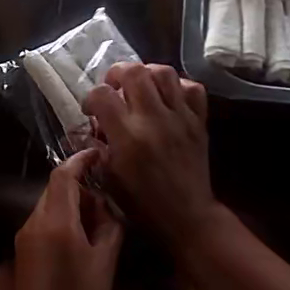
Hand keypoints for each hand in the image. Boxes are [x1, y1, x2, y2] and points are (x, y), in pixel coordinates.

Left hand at [0, 148, 123, 289]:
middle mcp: (34, 222)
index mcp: (56, 220)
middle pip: (54, 188)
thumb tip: (108, 210)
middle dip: (79, 186)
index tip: (100, 155)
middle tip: (106, 200)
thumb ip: (109, 228)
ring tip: (97, 224)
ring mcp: (24, 237)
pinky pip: (43, 222)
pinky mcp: (22, 251)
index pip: (63, 174)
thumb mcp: (104, 263)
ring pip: (48, 206)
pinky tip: (79, 240)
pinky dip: (61, 219)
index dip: (81, 160)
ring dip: (71, 204)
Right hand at [85, 63, 217, 244]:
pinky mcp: (199, 122)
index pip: (103, 95)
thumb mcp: (109, 178)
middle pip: (134, 72)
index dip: (91, 97)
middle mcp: (154, 120)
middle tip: (113, 87)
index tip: (91, 110)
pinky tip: (168, 97)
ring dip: (147, 74)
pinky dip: (178, 86)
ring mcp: (180, 118)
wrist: (187, 218)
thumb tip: (92, 127)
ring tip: (139, 87)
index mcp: (128, 137)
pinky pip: (192, 88)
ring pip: (165, 72)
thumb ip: (98, 147)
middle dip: (117, 73)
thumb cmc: (142, 204)